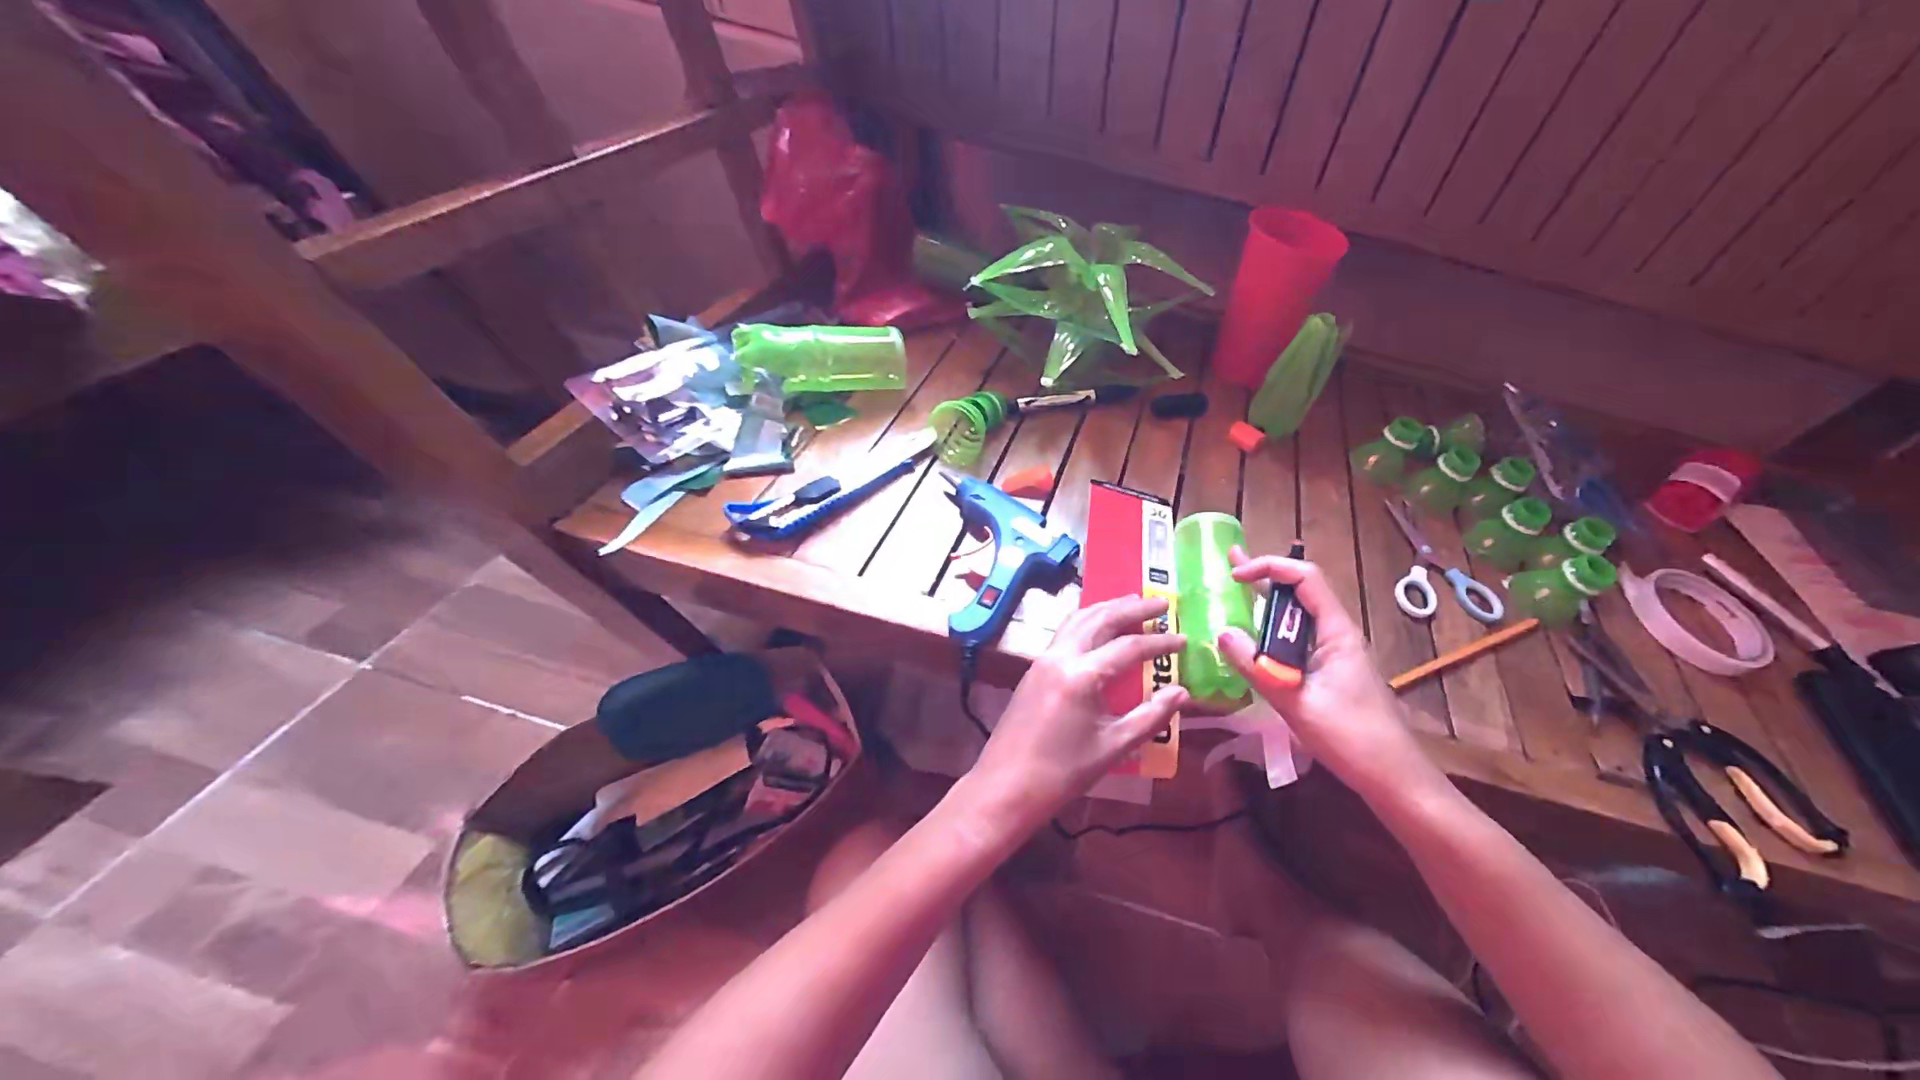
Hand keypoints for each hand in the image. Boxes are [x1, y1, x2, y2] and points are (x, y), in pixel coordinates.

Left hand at [961, 596, 1187, 836]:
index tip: (1184, 638)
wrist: (1005, 786)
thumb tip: (1181, 692)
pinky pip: (1064, 633)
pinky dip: (1087, 621)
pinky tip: (1099, 628)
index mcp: (1081, 675)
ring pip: (1078, 620)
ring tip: (1133, 604)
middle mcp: (1060, 657)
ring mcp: (1042, 660)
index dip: (1160, 642)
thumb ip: (1149, 716)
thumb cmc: (1062, 773)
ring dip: (1107, 609)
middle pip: (1100, 619)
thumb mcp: (1112, 747)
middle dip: (1132, 607)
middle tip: (1160, 602)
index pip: (1128, 647)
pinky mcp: (1033, 669)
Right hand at [1215, 547, 1441, 801]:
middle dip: (1264, 575)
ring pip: (1297, 617)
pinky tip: (1252, 639)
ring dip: (1266, 602)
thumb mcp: (1296, 702)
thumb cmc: (1352, 738)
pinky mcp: (1328, 672)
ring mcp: (1333, 654)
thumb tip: (1222, 633)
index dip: (1269, 568)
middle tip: (1229, 565)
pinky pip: (1296, 641)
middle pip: (1300, 591)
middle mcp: (1336, 635)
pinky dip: (1271, 631)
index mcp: (1337, 632)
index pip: (1305, 579)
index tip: (1235, 576)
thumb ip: (1258, 667)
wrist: (1394, 778)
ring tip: (1235, 591)